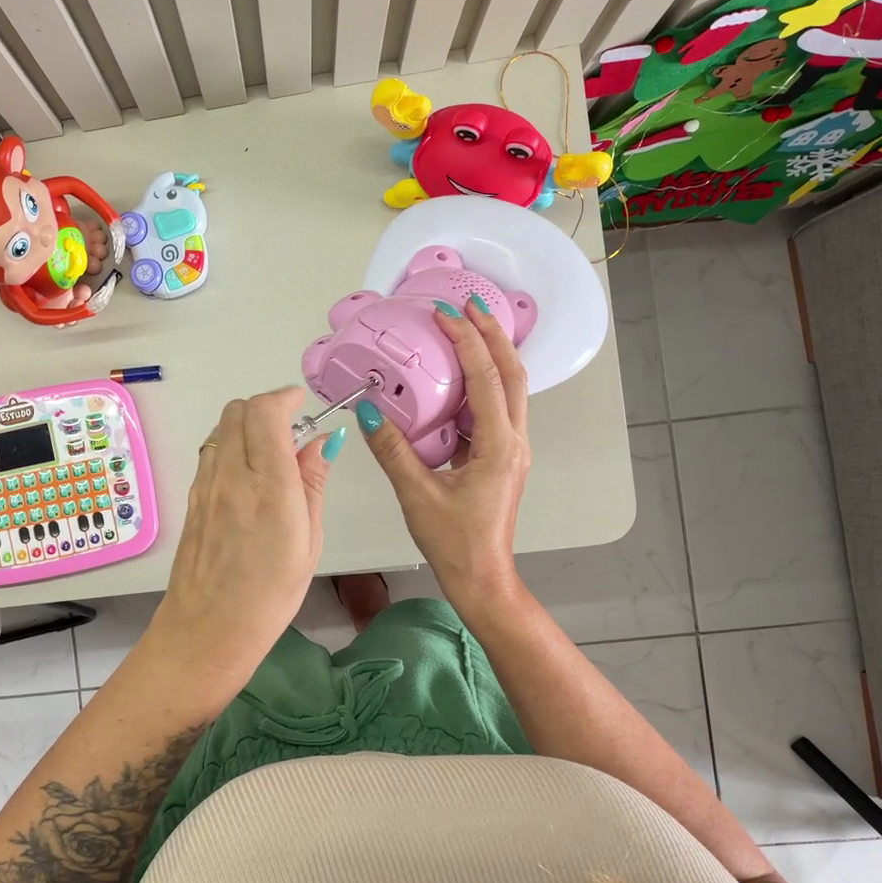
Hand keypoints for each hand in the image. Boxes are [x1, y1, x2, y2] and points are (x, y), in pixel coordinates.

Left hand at [148, 388, 336, 680]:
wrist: (208, 629)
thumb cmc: (271, 594)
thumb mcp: (308, 541)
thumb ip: (312, 484)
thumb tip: (320, 442)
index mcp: (268, 485)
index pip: (265, 412)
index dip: (285, 396)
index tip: (303, 402)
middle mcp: (231, 475)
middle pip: (238, 410)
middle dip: (266, 406)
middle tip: (291, 427)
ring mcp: (205, 485)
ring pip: (220, 429)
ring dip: (246, 425)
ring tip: (272, 452)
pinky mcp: (192, 498)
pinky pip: (211, 453)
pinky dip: (231, 446)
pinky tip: (249, 475)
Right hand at [357, 302, 530, 604]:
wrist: (482, 577)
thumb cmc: (455, 543)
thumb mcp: (416, 494)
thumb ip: (392, 450)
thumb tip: (368, 411)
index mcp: (499, 447)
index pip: (486, 378)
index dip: (467, 340)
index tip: (445, 313)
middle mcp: (514, 442)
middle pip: (512, 373)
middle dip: (492, 334)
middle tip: (469, 305)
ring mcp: (512, 450)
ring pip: (510, 389)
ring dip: (491, 355)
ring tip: (467, 329)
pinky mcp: (503, 458)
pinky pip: (497, 408)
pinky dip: (482, 383)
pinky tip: (457, 379)